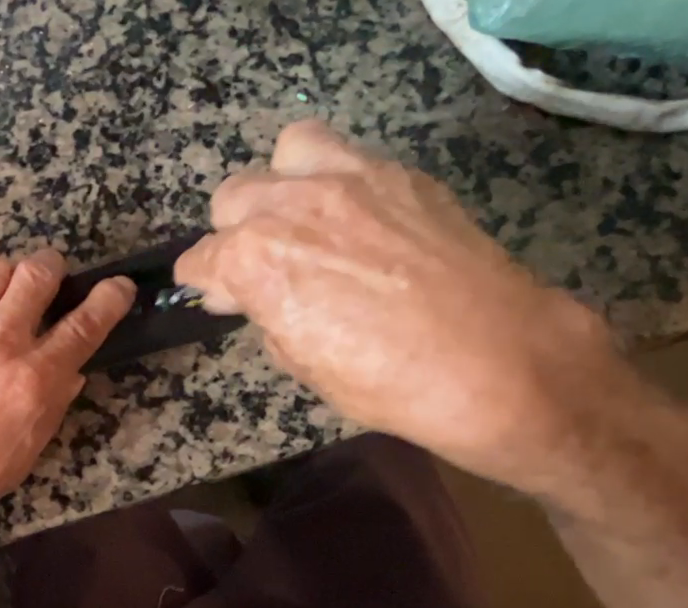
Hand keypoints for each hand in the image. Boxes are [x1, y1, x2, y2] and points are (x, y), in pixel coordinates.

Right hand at [174, 120, 624, 485]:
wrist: (487, 356)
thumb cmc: (379, 378)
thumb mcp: (296, 358)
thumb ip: (264, 311)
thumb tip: (259, 294)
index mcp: (254, 260)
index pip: (200, 260)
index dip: (205, 283)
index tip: (220, 297)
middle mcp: (292, 206)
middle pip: (232, 195)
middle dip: (234, 230)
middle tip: (260, 262)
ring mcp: (351, 179)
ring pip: (289, 150)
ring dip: (284, 182)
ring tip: (304, 218)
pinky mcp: (401, 175)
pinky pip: (349, 157)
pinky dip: (339, 183)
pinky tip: (357, 221)